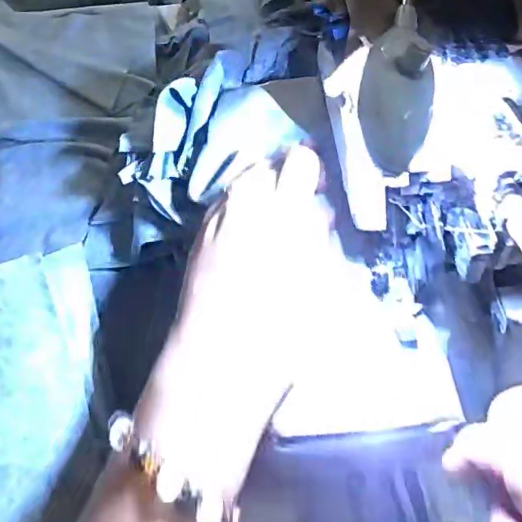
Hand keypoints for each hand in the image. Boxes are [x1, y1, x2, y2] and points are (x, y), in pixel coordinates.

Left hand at [115, 145, 347, 511]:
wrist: (218, 362)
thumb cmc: (284, 325)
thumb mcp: (323, 276)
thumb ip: (321, 234)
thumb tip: (320, 215)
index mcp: (285, 205)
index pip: (302, 159)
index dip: (315, 167)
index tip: (322, 186)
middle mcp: (247, 200)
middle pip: (268, 163)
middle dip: (286, 174)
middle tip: (301, 200)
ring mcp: (218, 215)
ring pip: (242, 181)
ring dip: (261, 188)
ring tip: (274, 217)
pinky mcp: (198, 235)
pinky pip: (223, 204)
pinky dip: (239, 207)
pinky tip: (248, 234)